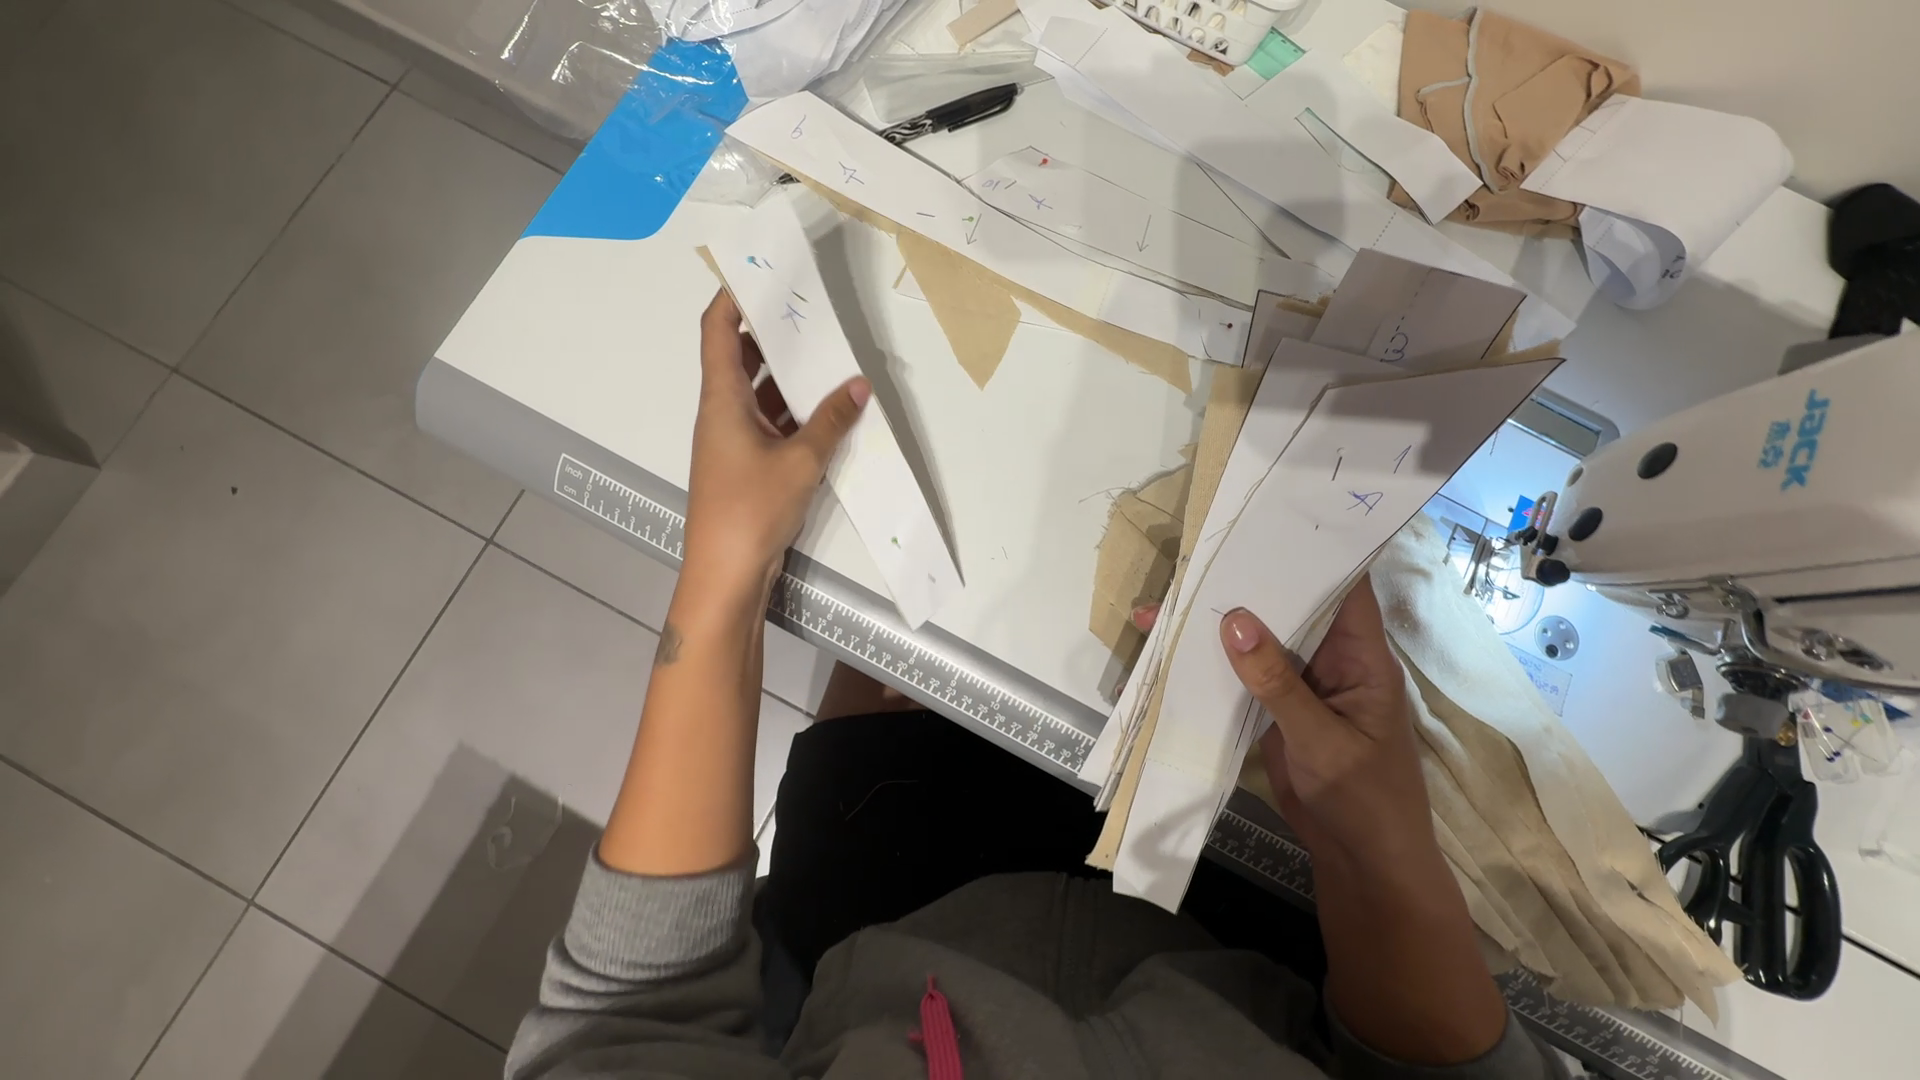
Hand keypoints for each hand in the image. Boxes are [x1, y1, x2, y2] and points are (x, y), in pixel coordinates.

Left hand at [685, 290, 869, 594]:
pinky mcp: (746, 466)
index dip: (732, 297)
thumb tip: (859, 385)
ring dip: (786, 377)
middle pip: (738, 358)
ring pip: (757, 393)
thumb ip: (831, 421)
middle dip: (770, 334)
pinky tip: (827, 411)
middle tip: (808, 313)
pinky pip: (768, 424)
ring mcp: (732, 441)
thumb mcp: (800, 461)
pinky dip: (793, 413)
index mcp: (721, 399)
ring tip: (827, 356)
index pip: (716, 330)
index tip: (760, 274)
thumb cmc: (751, 508)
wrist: (726, 572)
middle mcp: (721, 413)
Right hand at [1132, 582, 1433, 871]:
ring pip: (1257, 640)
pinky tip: (1172, 652)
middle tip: (1193, 558)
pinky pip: (1241, 675)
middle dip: (1244, 584)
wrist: (1360, 861)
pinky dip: (1210, 663)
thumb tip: (1233, 621)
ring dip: (1216, 625)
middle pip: (1287, 608)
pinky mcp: (1274, 708)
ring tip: (1162, 605)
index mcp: (1360, 656)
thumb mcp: (1323, 740)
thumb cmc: (1365, 800)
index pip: (1342, 588)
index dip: (1313, 552)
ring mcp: (1298, 684)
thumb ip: (1278, 682)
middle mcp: (1329, 659)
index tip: (1268, 524)